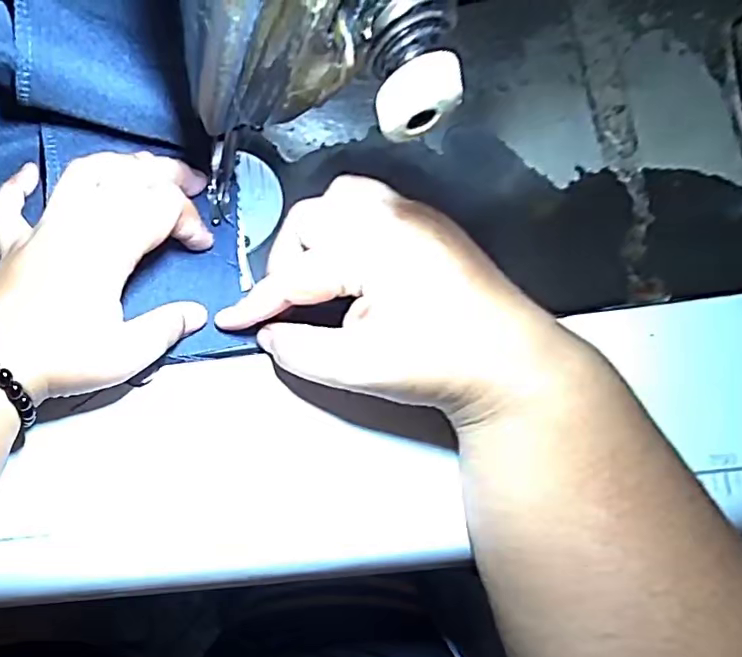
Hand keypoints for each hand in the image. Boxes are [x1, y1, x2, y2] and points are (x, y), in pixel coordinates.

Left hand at [0, 153, 215, 402]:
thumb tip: (195, 314)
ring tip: (137, 170)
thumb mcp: (124, 354)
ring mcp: (41, 228)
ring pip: (80, 174)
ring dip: (113, 165)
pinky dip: (21, 185)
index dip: (188, 220)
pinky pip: (13, 203)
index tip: (200, 246)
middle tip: (190, 183)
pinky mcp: (12, 245)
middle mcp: (78, 222)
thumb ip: (164, 329)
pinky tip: (30, 174)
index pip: (161, 208)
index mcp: (110, 244)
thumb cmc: (61, 358)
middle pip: (127, 177)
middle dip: (164, 175)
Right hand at [214, 175, 601, 425]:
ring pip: (339, 205)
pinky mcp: (427, 228)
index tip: (231, 320)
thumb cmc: (440, 363)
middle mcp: (392, 215)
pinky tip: (349, 276)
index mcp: (371, 244)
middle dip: (286, 264)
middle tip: (285, 307)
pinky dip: (344, 237)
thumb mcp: (354, 367)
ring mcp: (414, 216)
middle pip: (309, 221)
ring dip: (315, 242)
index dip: (256, 302)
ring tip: (315, 285)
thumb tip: (270, 335)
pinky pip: (369, 212)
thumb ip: (298, 349)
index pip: (293, 273)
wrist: (510, 364)